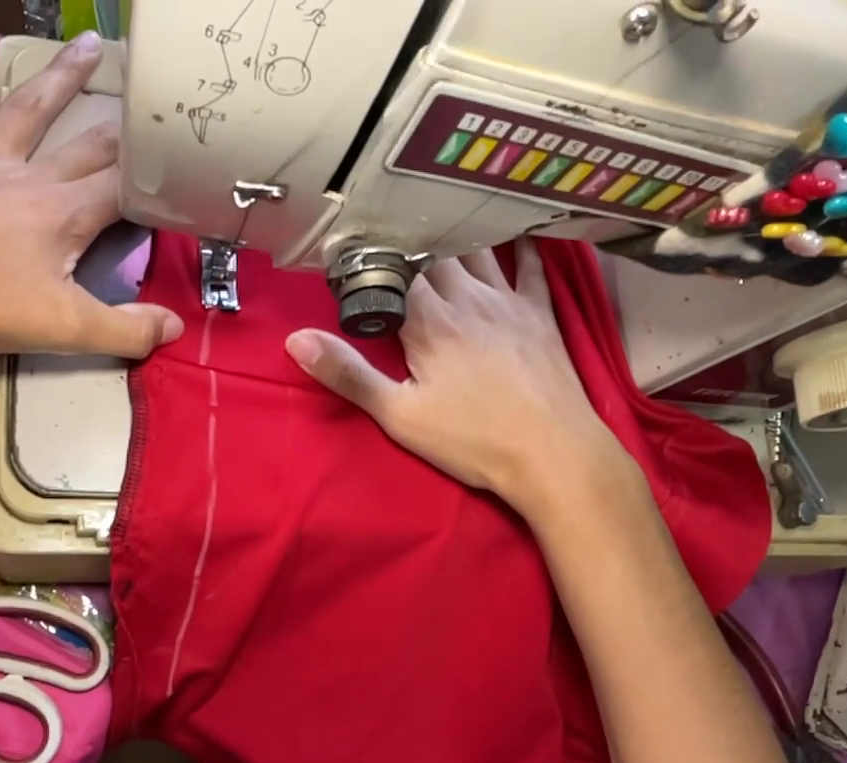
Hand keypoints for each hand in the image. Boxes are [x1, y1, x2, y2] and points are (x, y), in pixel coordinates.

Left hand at [0, 0, 182, 361]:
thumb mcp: (62, 330)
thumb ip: (124, 331)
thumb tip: (175, 327)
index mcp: (63, 215)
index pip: (123, 192)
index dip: (155, 185)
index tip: (181, 173)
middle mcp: (25, 177)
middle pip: (86, 146)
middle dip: (123, 127)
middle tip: (149, 100)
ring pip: (24, 109)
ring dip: (58, 79)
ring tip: (86, 46)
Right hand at [285, 242, 635, 516]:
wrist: (551, 451)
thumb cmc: (471, 439)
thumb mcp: (399, 415)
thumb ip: (349, 375)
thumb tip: (296, 340)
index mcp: (427, 320)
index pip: (393, 268)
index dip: (372, 257)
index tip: (354, 253)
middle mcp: (466, 297)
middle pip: (433, 253)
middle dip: (409, 245)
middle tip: (391, 239)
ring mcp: (507, 300)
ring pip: (476, 251)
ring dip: (454, 237)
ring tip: (436, 226)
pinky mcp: (539, 312)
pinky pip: (529, 265)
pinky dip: (519, 245)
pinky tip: (514, 231)